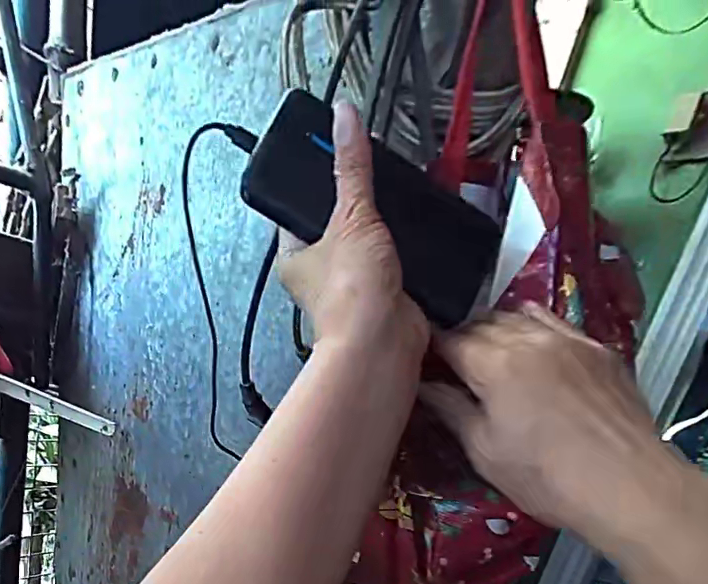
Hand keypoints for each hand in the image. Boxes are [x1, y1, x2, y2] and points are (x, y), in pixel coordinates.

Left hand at [276, 103, 426, 361]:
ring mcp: (352, 282)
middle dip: (356, 202)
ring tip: (394, 204)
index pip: (296, 208)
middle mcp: (319, 271)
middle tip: (371, 178)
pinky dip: (404, 245)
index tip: (331, 154)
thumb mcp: (351, 216)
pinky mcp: (382, 291)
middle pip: (336, 222)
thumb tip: (342, 119)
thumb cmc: (350, 295)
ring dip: (383, 225)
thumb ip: (351, 167)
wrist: (383, 341)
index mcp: (294, 255)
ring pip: (366, 239)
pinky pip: (392, 258)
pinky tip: (413, 232)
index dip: (313, 181)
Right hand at [421, 303, 707, 560]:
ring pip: (522, 315)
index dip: (432, 350)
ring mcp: (570, 339)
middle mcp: (531, 338)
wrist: (626, 485)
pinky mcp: (599, 349)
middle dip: (462, 337)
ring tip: (489, 355)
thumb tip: (424, 385)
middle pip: (485, 321)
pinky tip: (532, 353)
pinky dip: (534, 330)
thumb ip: (451, 410)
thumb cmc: (542, 477)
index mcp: (495, 363)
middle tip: (451, 365)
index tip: (421, 364)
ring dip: (498, 328)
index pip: (451, 340)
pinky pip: (557, 324)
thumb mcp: (483, 450)